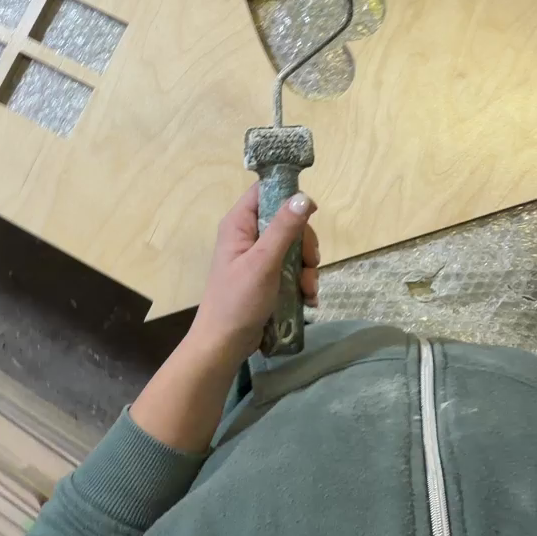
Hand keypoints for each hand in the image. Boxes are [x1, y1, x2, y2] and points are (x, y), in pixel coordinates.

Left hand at [182, 184, 319, 363]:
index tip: (311, 211)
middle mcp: (248, 235)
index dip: (288, 196)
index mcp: (239, 224)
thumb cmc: (238, 300)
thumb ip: (284, 228)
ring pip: (294, 247)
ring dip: (307, 267)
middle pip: (287, 221)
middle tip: (310, 262)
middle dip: (305, 244)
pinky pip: (292, 268)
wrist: (225, 344)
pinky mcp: (267, 276)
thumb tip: (304, 197)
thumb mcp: (264, 262)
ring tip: (308, 289)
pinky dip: (303, 281)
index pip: (264, 191)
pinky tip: (307, 299)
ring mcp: (258, 257)